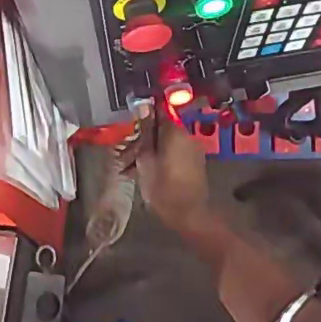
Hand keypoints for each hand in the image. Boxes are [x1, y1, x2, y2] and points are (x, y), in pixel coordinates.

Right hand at [120, 108, 211, 233]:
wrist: (190, 214)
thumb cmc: (164, 188)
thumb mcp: (146, 161)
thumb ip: (145, 134)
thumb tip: (143, 107)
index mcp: (175, 132)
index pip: (158, 111)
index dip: (141, 118)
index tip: (129, 129)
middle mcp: (187, 135)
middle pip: (162, 128)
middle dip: (143, 139)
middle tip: (125, 155)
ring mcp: (193, 149)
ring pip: (167, 142)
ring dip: (151, 150)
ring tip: (132, 168)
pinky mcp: (195, 162)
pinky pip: (175, 152)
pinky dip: (161, 157)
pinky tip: (147, 172)